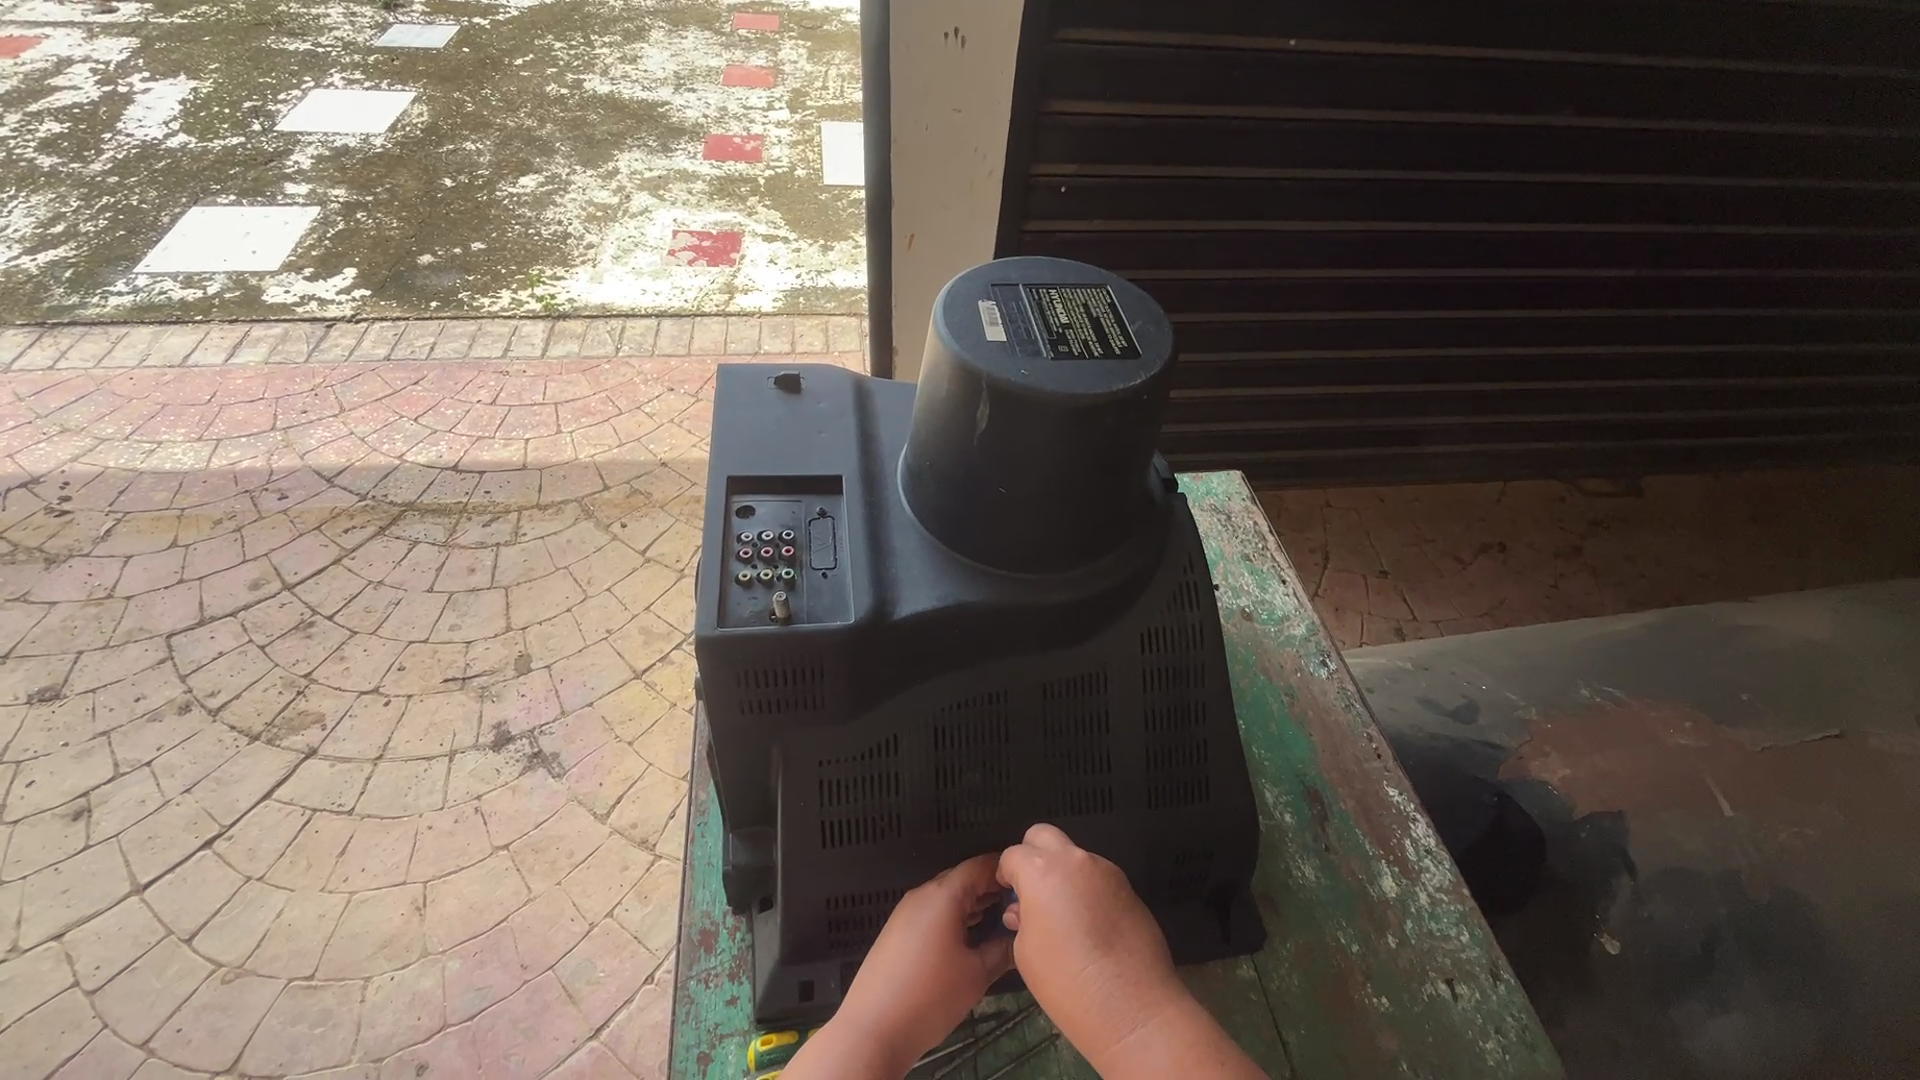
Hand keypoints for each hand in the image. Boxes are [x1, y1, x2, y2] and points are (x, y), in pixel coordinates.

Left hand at [787, 854, 1012, 1079]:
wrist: (874, 1028)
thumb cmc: (929, 996)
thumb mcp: (976, 974)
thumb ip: (1002, 951)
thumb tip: (1019, 939)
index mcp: (943, 895)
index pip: (979, 865)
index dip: (1005, 869)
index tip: (1027, 880)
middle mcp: (922, 895)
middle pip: (962, 878)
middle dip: (990, 887)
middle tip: (1017, 902)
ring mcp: (906, 913)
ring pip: (946, 897)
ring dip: (972, 904)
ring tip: (998, 918)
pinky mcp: (897, 932)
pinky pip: (931, 913)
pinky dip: (953, 917)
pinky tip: (968, 936)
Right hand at [996, 824, 1187, 1067]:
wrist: (1133, 1009)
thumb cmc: (1068, 984)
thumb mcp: (1025, 953)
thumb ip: (1021, 919)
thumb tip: (1023, 910)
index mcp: (1042, 871)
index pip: (1013, 854)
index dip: (1005, 874)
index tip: (1007, 895)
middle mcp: (1075, 860)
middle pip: (1044, 835)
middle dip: (1032, 855)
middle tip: (1032, 891)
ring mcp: (1106, 871)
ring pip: (1074, 857)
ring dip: (1063, 875)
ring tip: (1065, 918)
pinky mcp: (1129, 888)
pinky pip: (1097, 878)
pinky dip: (1087, 890)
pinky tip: (1091, 927)